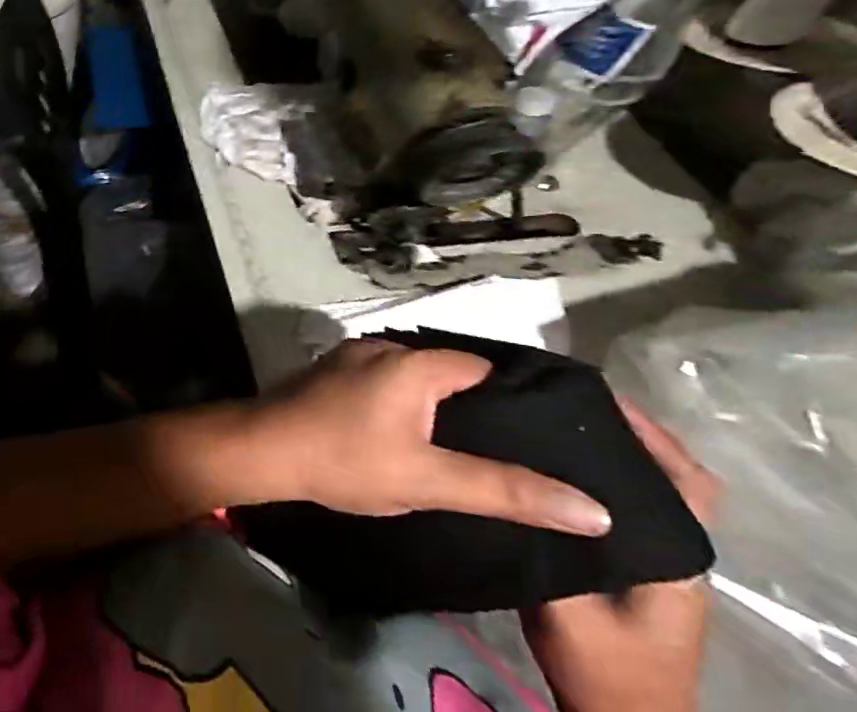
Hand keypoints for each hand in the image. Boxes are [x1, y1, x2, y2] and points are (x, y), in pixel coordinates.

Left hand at [229, 338, 612, 534]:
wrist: (261, 449)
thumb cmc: (344, 459)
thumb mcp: (428, 481)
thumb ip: (505, 490)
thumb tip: (596, 509)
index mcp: (410, 363)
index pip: (483, 369)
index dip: (517, 398)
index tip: (547, 431)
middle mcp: (380, 348)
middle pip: (448, 370)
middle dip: (478, 402)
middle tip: (514, 444)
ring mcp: (350, 358)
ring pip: (412, 376)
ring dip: (437, 403)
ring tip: (470, 443)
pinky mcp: (330, 374)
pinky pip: (383, 381)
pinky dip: (404, 402)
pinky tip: (413, 434)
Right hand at [521, 397, 719, 711]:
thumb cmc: (602, 665)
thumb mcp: (565, 609)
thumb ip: (547, 550)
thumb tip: (516, 488)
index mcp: (674, 557)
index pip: (686, 484)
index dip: (653, 437)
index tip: (599, 399)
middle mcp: (675, 551)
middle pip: (671, 478)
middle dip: (630, 434)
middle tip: (565, 400)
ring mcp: (657, 560)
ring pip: (646, 489)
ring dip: (613, 453)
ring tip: (551, 421)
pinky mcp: (631, 564)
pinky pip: (624, 505)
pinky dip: (600, 476)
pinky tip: (549, 465)